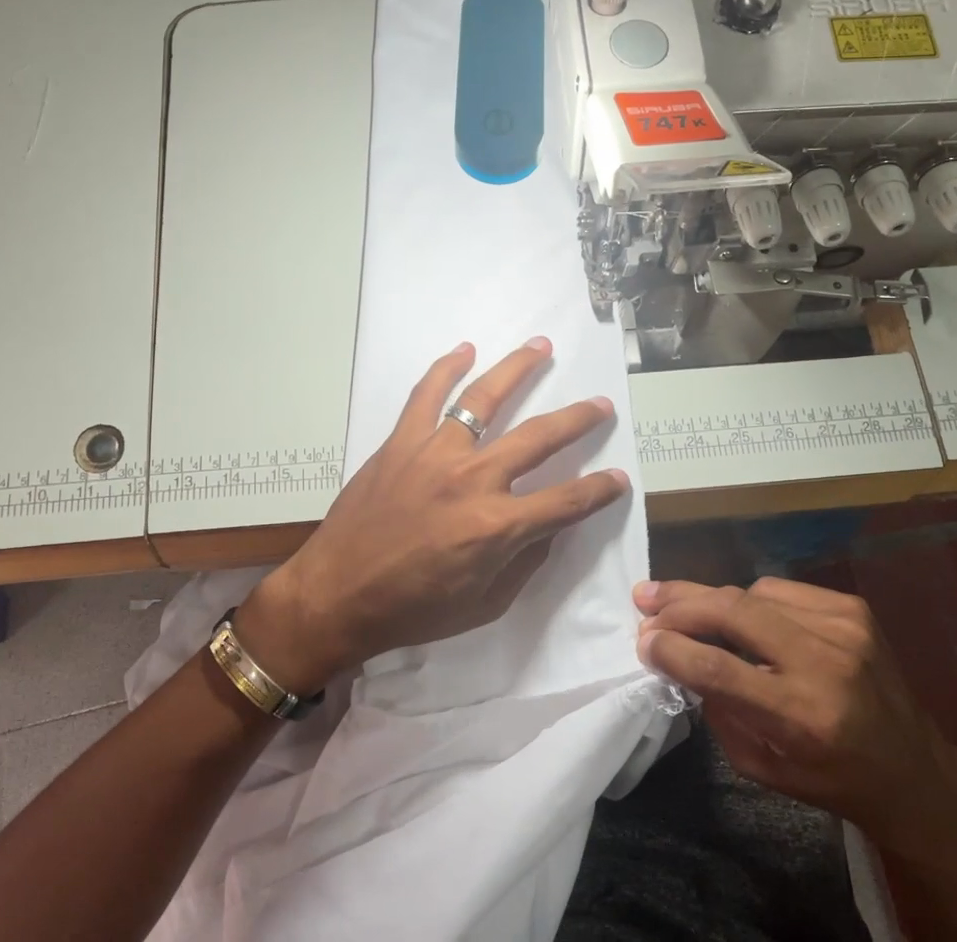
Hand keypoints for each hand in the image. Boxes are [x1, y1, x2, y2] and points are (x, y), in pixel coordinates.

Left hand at [237, 338, 630, 692]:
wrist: (337, 596)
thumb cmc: (413, 610)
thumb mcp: (485, 603)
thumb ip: (524, 561)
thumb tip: (548, 526)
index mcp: (498, 527)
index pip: (567, 501)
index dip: (600, 490)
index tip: (619, 478)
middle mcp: (473, 479)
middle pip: (539, 437)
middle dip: (578, 419)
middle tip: (601, 405)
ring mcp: (434, 454)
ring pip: (484, 398)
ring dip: (518, 369)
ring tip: (541, 347)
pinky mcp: (400, 443)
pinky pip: (425, 396)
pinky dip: (445, 369)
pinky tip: (465, 350)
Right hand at [633, 578, 956, 861]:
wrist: (914, 768)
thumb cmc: (831, 780)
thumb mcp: (762, 765)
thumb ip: (717, 710)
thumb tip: (677, 657)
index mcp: (802, 715)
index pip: (717, 667)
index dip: (671, 648)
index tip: (642, 641)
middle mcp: (825, 662)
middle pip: (732, 612)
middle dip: (680, 605)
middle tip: (644, 602)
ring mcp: (843, 627)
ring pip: (753, 592)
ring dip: (714, 600)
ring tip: (685, 607)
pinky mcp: (853, 609)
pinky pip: (781, 590)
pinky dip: (753, 601)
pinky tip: (740, 615)